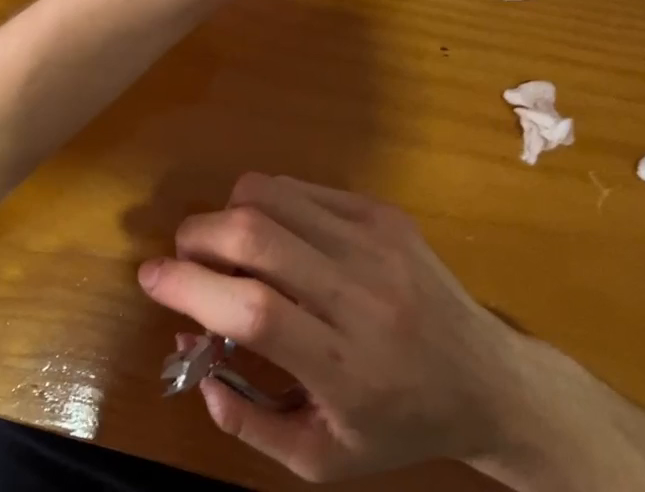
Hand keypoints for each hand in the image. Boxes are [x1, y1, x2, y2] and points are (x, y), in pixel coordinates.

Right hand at [138, 174, 535, 481]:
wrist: (493, 383)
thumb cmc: (400, 424)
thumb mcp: (322, 459)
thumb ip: (246, 423)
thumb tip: (191, 357)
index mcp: (347, 368)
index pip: (253, 310)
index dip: (189, 286)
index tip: (151, 279)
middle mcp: (363, 297)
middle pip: (253, 234)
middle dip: (196, 237)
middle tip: (186, 258)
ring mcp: (377, 244)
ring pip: (268, 195)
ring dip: (226, 214)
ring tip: (229, 247)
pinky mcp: (382, 214)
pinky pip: (295, 186)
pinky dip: (262, 203)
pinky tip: (274, 237)